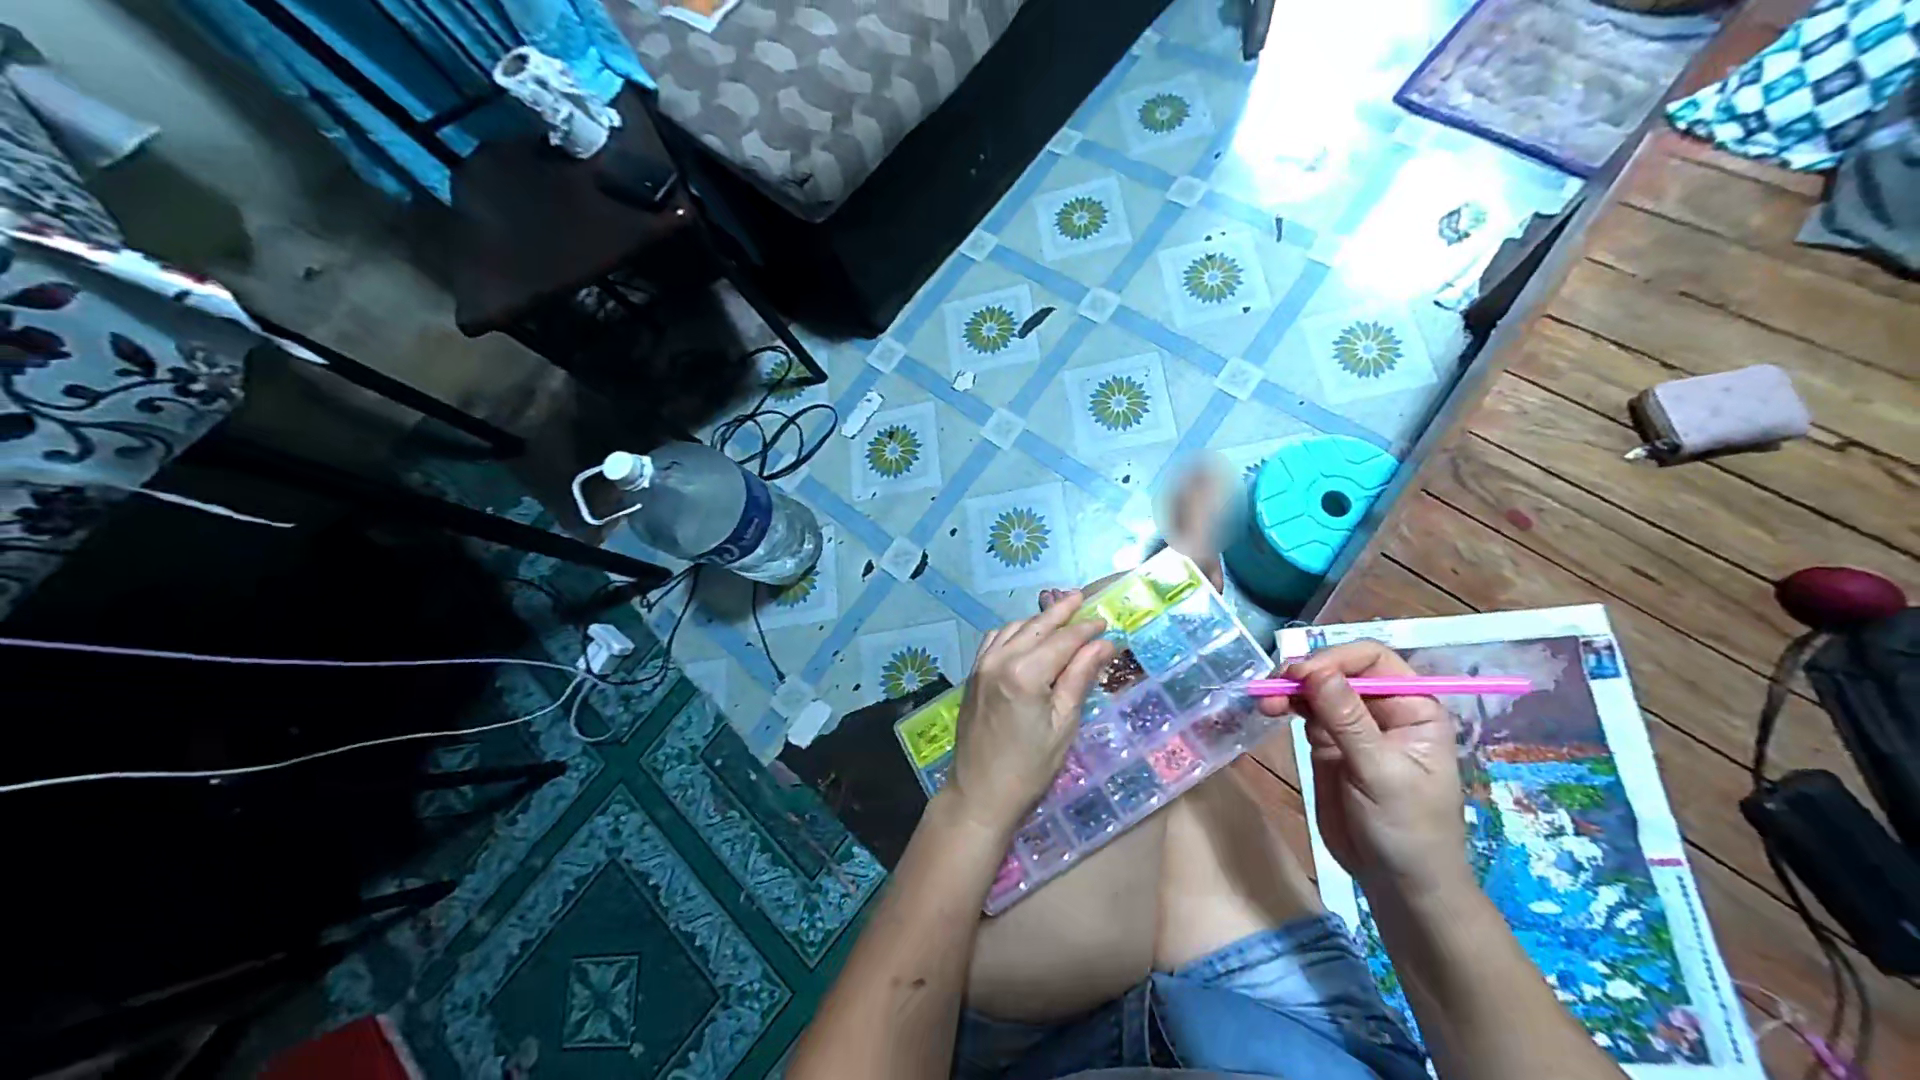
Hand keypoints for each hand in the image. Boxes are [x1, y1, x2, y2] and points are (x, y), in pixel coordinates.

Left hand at [945, 592, 1113, 837]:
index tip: (1106, 623)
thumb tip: (1104, 644)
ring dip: (1039, 620)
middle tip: (1083, 599)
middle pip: (1037, 626)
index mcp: (1025, 673)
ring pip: (1015, 628)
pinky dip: (1015, 631)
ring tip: (1061, 614)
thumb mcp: (1063, 724)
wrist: (979, 792)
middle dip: (1062, 612)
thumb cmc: (1029, 766)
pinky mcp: (973, 673)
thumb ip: (1080, 677)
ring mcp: (982, 664)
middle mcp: (1000, 659)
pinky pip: (995, 639)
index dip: (1086, 630)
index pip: (1063, 640)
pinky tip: (1027, 634)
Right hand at [1258, 641, 1468, 894]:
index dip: (1335, 659)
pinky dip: (1284, 704)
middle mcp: (1383, 708)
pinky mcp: (1327, 742)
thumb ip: (1348, 720)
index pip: (1373, 660)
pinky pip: (1303, 711)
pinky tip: (1268, 708)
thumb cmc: (1408, 829)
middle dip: (1304, 672)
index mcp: (1413, 707)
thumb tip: (1316, 670)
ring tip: (1263, 700)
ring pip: (1315, 688)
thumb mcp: (1381, 773)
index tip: (1301, 675)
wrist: (1397, 883)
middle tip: (1272, 686)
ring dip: (1288, 687)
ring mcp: (1352, 725)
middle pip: (1338, 669)